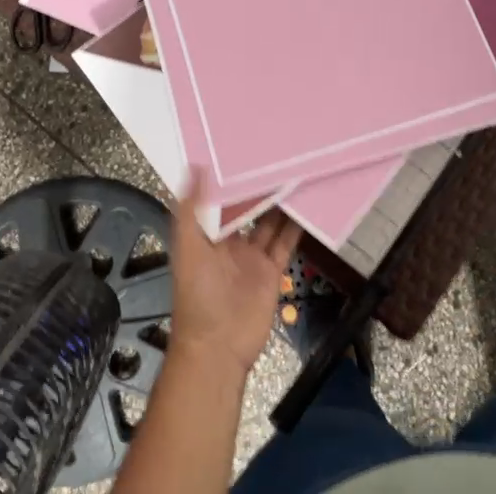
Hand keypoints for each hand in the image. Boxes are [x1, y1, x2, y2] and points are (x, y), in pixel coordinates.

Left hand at [170, 171, 300, 378]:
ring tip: (298, 172)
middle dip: (260, 186)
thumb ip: (191, 209)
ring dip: (281, 202)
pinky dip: (296, 227)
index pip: (219, 199)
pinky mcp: (272, 270)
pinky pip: (285, 244)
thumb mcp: (188, 248)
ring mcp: (252, 257)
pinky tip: (307, 205)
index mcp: (205, 234)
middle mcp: (229, 242)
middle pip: (247, 208)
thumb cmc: (198, 296)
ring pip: (269, 222)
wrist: (218, 347)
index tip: (244, 148)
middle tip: (279, 154)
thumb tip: (194, 166)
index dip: (231, 177)